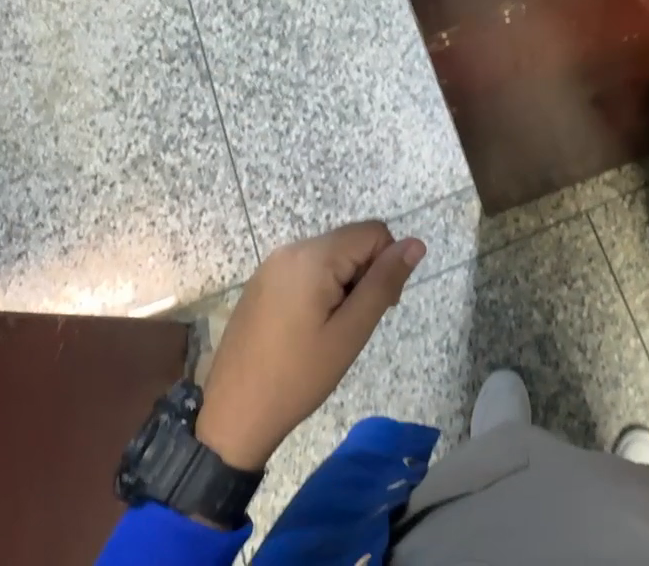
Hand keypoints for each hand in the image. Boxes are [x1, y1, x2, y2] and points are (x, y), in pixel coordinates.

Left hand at [195, 222, 425, 470]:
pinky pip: (307, 269)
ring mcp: (271, 265)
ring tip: (333, 330)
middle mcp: (290, 249)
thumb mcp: (350, 331)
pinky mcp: (262, 282)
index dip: (388, 265)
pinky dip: (322, 289)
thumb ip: (384, 282)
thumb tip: (416, 243)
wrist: (232, 415)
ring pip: (331, 256)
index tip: (380, 308)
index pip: (374, 232)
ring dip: (345, 283)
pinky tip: (311, 328)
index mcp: (313, 256)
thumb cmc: (298, 376)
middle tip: (356, 325)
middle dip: (366, 275)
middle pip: (351, 242)